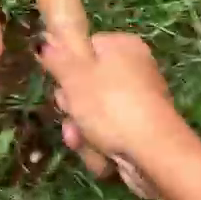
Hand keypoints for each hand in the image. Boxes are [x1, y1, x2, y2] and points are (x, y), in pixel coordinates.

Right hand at [39, 32, 184, 160]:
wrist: (156, 156)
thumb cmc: (111, 105)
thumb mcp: (73, 76)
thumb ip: (55, 57)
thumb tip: (44, 42)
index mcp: (123, 46)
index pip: (85, 49)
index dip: (68, 69)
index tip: (61, 85)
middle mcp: (135, 70)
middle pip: (88, 85)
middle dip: (74, 108)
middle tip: (72, 116)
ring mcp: (141, 103)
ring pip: (96, 115)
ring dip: (84, 133)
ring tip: (83, 143)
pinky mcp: (143, 133)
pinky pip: (111, 135)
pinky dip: (102, 148)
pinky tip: (102, 157)